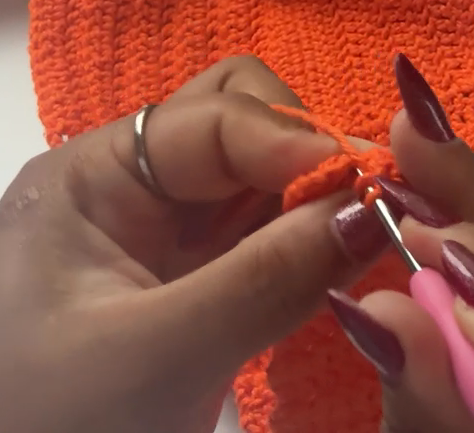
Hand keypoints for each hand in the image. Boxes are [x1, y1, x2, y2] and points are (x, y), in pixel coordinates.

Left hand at [0, 56, 391, 432]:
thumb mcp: (150, 360)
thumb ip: (270, 276)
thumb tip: (380, 205)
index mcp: (93, 174)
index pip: (223, 113)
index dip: (299, 141)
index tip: (367, 189)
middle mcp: (133, 186)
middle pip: (250, 123)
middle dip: (308, 157)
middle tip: (354, 213)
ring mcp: (164, 236)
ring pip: (269, 176)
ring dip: (316, 202)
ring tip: (352, 249)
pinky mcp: (192, 283)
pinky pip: (270, 232)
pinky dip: (309, 243)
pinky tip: (329, 274)